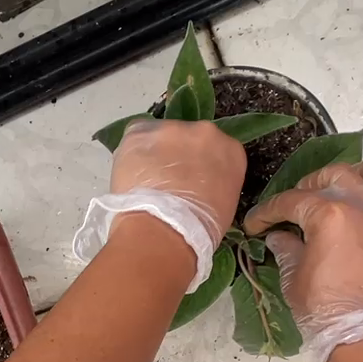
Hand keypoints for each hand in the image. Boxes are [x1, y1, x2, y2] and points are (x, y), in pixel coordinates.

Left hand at [108, 120, 246, 255]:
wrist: (163, 232)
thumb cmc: (199, 232)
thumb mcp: (223, 208)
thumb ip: (215, 186)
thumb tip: (201, 188)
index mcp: (231, 151)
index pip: (217, 152)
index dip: (200, 167)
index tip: (190, 183)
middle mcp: (205, 132)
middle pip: (188, 139)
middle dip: (177, 157)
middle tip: (165, 185)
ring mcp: (172, 129)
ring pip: (160, 138)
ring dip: (153, 156)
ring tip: (145, 185)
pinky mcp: (140, 133)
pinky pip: (135, 139)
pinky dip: (131, 156)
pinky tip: (131, 179)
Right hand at [243, 158, 362, 327]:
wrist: (360, 334)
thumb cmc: (322, 309)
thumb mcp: (292, 278)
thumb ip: (286, 249)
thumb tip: (279, 236)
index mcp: (330, 216)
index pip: (292, 202)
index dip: (267, 212)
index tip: (254, 224)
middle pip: (333, 177)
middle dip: (306, 187)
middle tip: (293, 206)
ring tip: (347, 185)